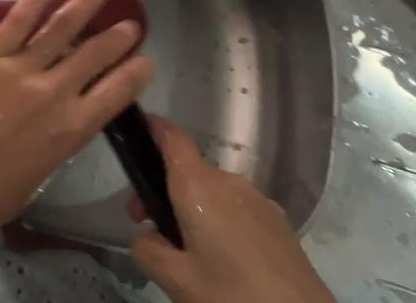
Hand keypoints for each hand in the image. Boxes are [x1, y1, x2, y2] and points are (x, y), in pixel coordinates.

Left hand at [0, 0, 154, 241]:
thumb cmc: (3, 186)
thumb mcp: (52, 160)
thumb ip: (67, 126)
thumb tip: (76, 98)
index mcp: (76, 126)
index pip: (118, 91)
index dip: (136, 73)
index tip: (147, 59)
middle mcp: (56, 92)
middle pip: (95, 54)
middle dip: (118, 37)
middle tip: (132, 22)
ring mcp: (22, 68)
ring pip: (62, 26)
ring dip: (87, 2)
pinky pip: (20, 17)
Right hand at [131, 117, 334, 302]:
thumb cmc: (234, 298)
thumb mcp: (176, 281)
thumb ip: (147, 249)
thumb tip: (146, 235)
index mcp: (198, 186)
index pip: (171, 137)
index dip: (151, 128)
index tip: (135, 135)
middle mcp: (228, 182)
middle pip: (188, 171)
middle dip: (164, 191)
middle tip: (151, 229)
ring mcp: (259, 202)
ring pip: (213, 192)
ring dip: (194, 209)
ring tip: (192, 254)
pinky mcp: (280, 224)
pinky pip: (238, 210)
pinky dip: (222, 222)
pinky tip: (227, 263)